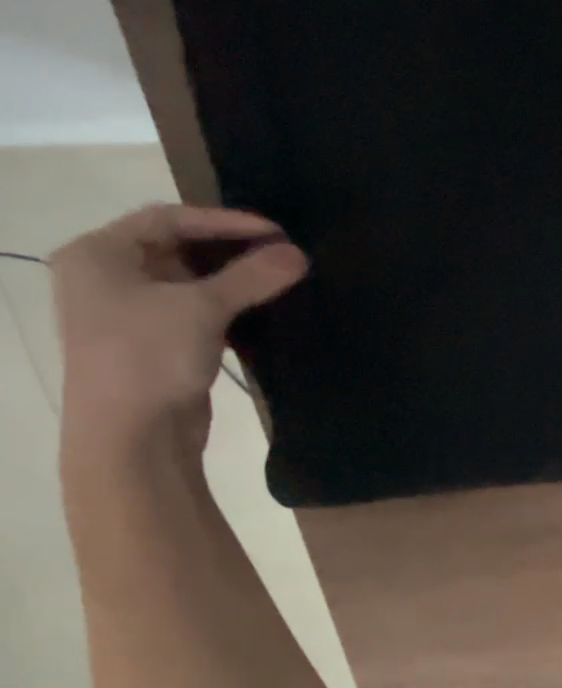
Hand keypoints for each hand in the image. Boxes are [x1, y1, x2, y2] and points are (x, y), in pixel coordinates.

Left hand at [51, 204, 306, 450]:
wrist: (133, 430)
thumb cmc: (149, 354)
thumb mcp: (202, 308)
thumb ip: (252, 277)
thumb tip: (298, 254)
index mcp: (99, 254)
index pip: (167, 219)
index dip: (224, 221)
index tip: (277, 232)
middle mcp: (108, 276)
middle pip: (178, 249)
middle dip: (232, 251)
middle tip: (284, 254)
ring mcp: (132, 311)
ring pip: (191, 282)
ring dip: (236, 281)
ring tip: (282, 281)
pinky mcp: (158, 342)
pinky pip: (198, 312)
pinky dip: (232, 309)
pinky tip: (265, 313)